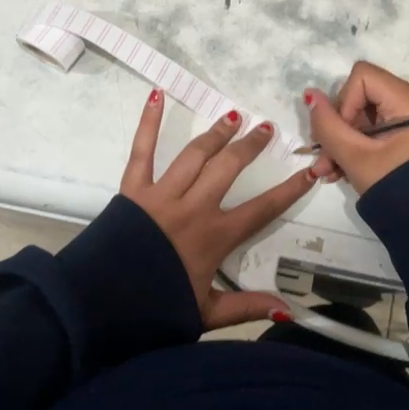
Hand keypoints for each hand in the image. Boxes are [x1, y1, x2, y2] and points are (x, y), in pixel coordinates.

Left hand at [122, 90, 314, 330]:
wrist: (98, 306)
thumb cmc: (154, 310)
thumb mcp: (206, 314)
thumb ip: (247, 307)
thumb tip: (288, 309)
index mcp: (215, 236)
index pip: (263, 209)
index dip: (289, 190)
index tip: (310, 170)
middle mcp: (193, 208)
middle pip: (229, 168)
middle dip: (250, 146)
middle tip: (265, 129)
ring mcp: (162, 195)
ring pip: (195, 155)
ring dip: (216, 134)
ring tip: (232, 116)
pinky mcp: (132, 189)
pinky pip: (142, 151)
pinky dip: (148, 122)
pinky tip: (157, 95)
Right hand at [304, 62, 408, 194]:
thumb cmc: (395, 187)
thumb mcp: (355, 157)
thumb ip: (328, 125)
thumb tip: (310, 95)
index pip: (363, 77)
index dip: (344, 102)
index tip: (342, 135)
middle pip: (361, 97)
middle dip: (337, 128)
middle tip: (325, 159)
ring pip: (362, 117)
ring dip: (341, 142)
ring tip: (327, 172)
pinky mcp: (404, 138)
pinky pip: (372, 132)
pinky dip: (355, 148)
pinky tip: (339, 172)